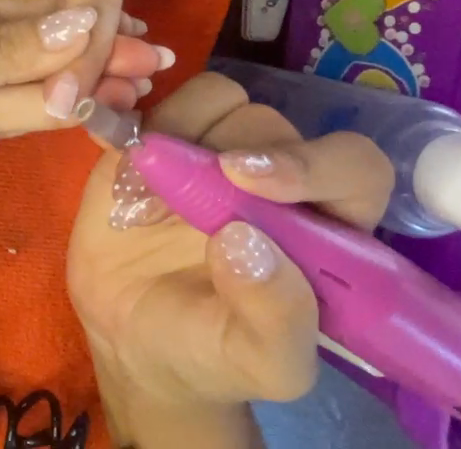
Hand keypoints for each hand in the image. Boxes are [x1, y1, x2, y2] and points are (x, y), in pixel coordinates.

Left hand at [0, 0, 167, 287]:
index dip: (55, 16)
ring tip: (139, 84)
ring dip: (65, 84)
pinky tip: (88, 108)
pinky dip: (38, 113)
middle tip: (153, 55)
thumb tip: (79, 19)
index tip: (126, 21)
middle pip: (3, 41)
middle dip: (72, 49)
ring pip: (6, 81)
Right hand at [67, 73, 393, 444]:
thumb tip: (246, 239)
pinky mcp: (149, 143)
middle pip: (268, 122)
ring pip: (213, 98)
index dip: (307, 161)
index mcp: (323, 228)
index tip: (242, 177)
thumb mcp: (260, 363)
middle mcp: (271, 182)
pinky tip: (109, 142)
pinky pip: (145, 102)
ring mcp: (206, 156)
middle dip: (224, 146)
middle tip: (177, 185)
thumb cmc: (210, 353)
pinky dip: (125, 111)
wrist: (128, 335)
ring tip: (143, 169)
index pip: (351, 167)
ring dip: (177, 121)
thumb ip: (274, 317)